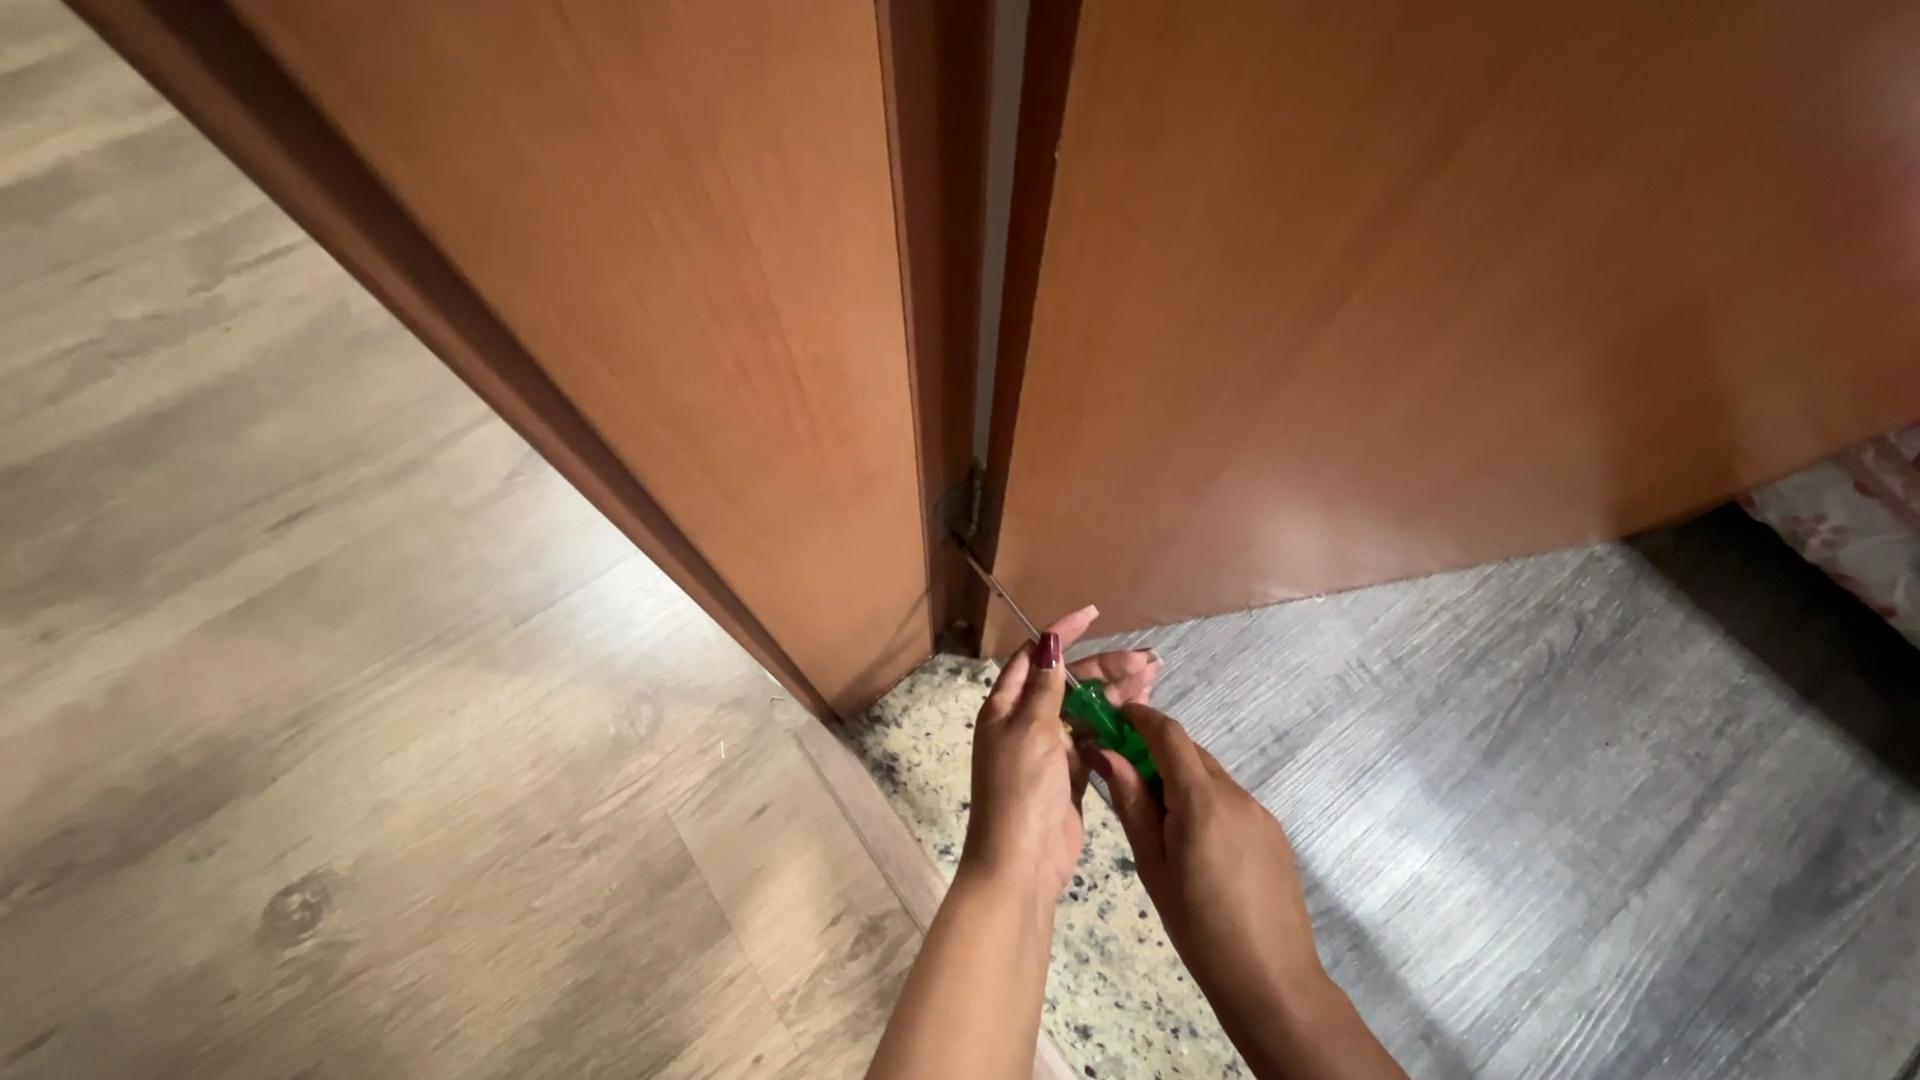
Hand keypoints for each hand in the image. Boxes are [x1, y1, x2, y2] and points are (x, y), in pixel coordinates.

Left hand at [961, 606, 1161, 898]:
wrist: (1021, 863)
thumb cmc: (1020, 791)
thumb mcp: (1030, 731)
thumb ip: (1044, 687)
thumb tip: (1049, 642)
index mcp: (1005, 706)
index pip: (1034, 655)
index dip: (1062, 633)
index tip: (1094, 615)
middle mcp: (1025, 721)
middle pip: (1067, 681)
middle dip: (1104, 667)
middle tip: (1148, 661)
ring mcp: (1049, 748)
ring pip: (1085, 709)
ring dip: (1116, 692)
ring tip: (1154, 676)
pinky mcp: (1070, 773)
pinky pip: (1095, 737)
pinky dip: (1115, 724)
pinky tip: (1141, 713)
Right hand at [1093, 705, 1322, 1007]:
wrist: (1272, 980)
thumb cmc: (1198, 926)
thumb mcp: (1152, 865)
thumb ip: (1132, 803)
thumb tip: (1107, 754)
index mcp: (1202, 800)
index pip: (1169, 734)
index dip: (1140, 717)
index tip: (1113, 716)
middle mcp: (1236, 795)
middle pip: (1191, 752)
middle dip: (1156, 750)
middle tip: (1124, 773)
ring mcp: (1260, 812)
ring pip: (1211, 776)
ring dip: (1180, 778)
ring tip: (1158, 818)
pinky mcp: (1274, 833)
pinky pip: (1230, 800)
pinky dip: (1205, 800)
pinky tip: (1194, 842)